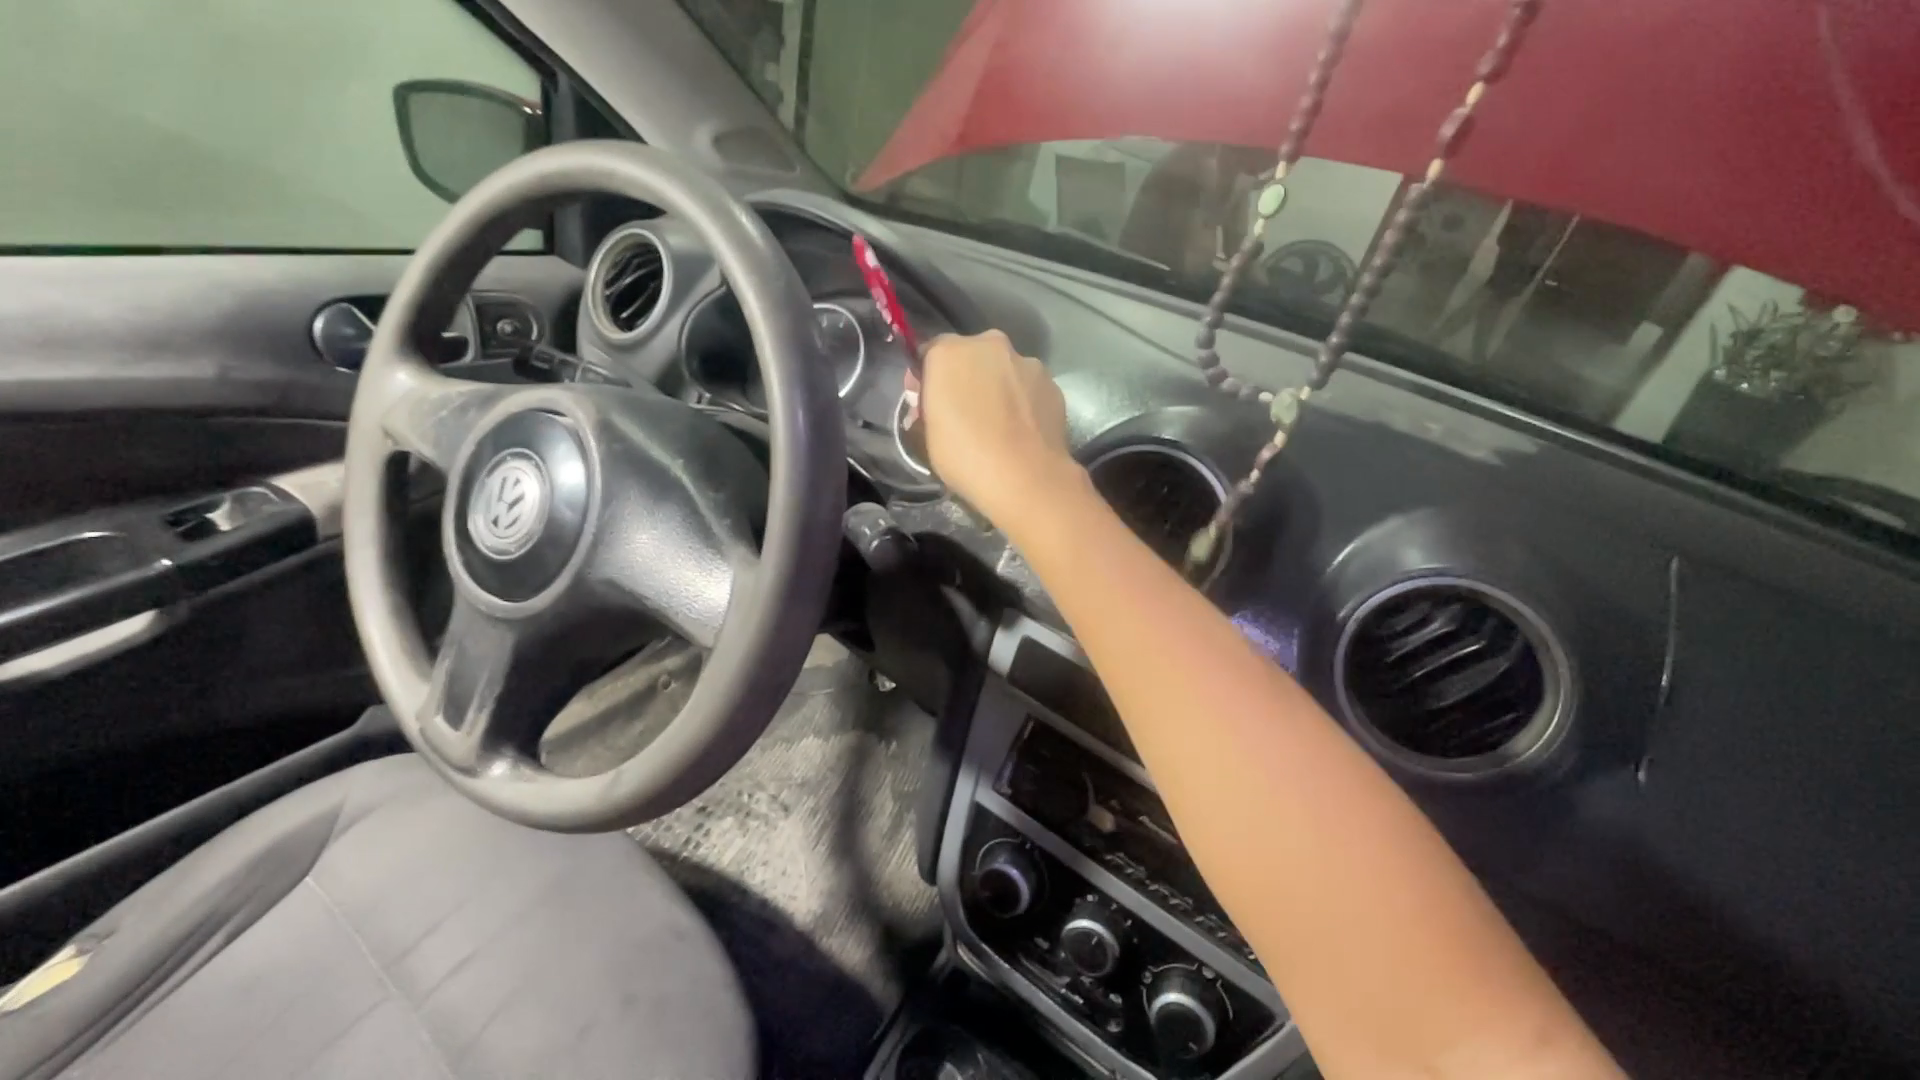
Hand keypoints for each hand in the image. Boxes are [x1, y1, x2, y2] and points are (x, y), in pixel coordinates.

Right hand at [912, 331, 1086, 529]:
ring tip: (1000, 424)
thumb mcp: (928, 433)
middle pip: (972, 355)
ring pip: (1004, 369)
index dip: (928, 376)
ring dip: (998, 386)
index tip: (928, 401)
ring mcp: (1026, 362)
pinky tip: (1022, 429)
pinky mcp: (1052, 383)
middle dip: (967, 376)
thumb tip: (936, 400)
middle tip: (965, 411)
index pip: (931, 352)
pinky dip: (1023, 400)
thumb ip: (929, 404)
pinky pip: (1029, 387)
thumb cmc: (965, 455)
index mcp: (948, 352)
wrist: (1025, 478)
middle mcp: (989, 345)